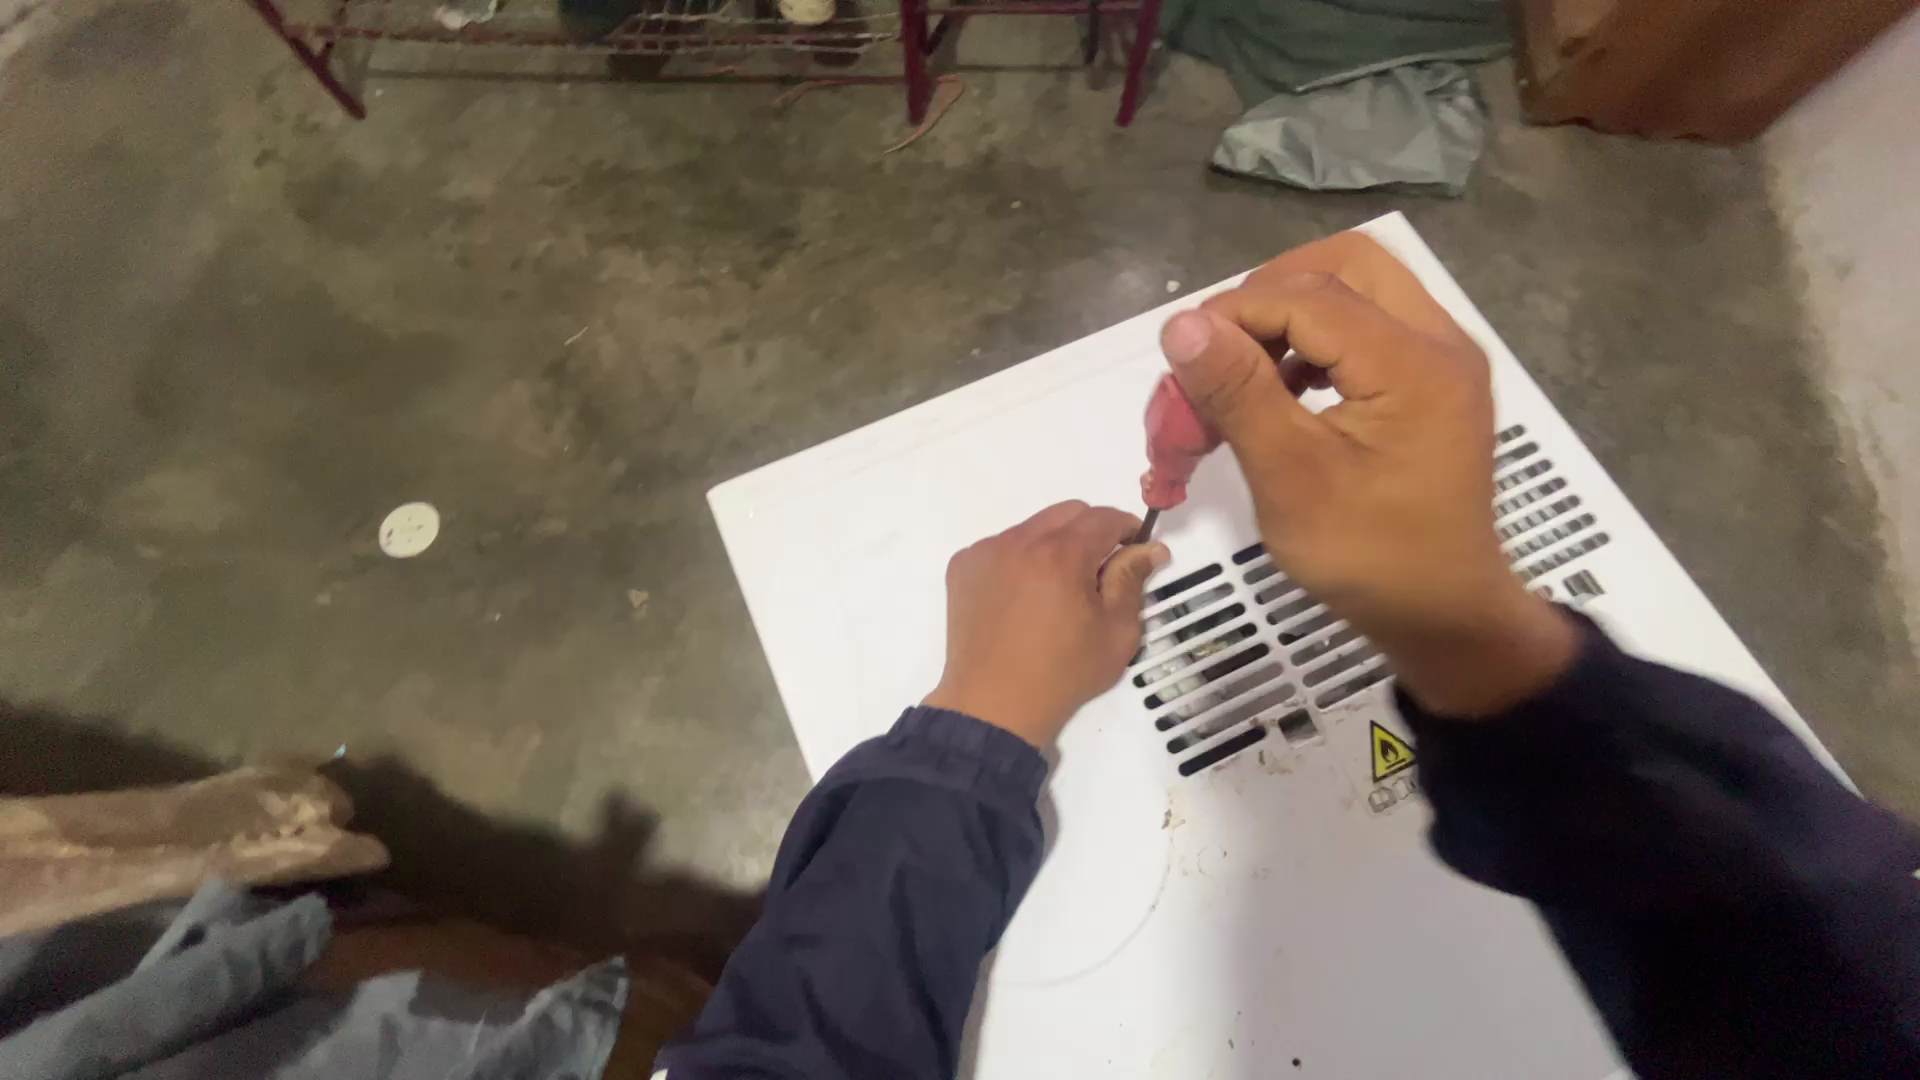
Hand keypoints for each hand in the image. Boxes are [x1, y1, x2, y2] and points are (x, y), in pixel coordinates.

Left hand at [924, 501, 1169, 746]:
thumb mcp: (1115, 632)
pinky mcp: (962, 567)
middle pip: (1067, 513)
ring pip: (1032, 528)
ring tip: (1054, 590)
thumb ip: (1132, 580)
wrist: (993, 705)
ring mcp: (985, 552)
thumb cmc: (1062, 674)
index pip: (1103, 517)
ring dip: (1052, 545)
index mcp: (1061, 555)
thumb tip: (1150, 548)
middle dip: (1090, 532)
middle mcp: (1019, 541)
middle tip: (1097, 572)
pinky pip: (1000, 547)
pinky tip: (1021, 599)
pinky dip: (1017, 560)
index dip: (1126, 528)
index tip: (1134, 549)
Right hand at [1158, 232, 1578, 716]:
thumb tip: (1182, 324)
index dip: (1233, 313)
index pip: (1308, 297)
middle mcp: (1438, 343)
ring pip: (1356, 292)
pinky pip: (1364, 330)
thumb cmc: (1365, 555)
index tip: (1179, 356)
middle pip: (1346, 266)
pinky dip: (1311, 344)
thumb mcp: (1290, 477)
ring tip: (1243, 370)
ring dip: (1288, 317)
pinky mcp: (1426, 384)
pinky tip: (1280, 391)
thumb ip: (1239, 393)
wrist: (1439, 613)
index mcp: (1413, 363)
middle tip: (1220, 346)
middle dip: (1268, 295)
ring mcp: (1437, 361)